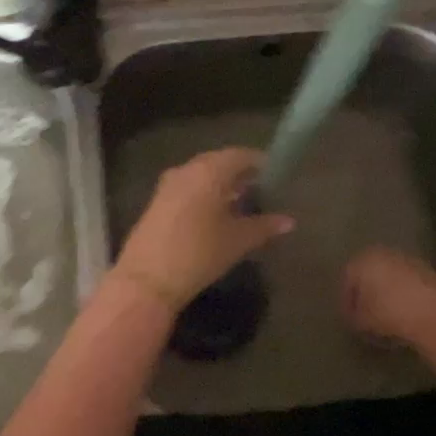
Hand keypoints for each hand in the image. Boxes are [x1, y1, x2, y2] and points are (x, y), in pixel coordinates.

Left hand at [113, 148, 294, 308]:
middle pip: (218, 163)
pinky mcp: (156, 203)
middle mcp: (186, 170)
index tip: (275, 176)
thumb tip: (288, 221)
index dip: (259, 163)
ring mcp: (167, 186)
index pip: (240, 155)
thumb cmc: (199, 254)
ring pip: (201, 176)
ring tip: (241, 205)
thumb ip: (264, 227)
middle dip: (239, 174)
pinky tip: (215, 216)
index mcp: (208, 171)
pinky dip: (204, 195)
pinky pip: (187, 189)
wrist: (147, 280)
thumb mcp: (237, 241)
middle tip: (260, 190)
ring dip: (220, 186)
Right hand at [342, 247, 435, 344]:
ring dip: (385, 294)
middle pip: (368, 274)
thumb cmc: (389, 312)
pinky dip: (402, 295)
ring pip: (389, 277)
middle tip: (365, 315)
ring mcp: (408, 260)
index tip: (349, 318)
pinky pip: (406, 283)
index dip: (346, 301)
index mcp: (362, 260)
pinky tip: (404, 313)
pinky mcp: (428, 270)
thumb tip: (355, 317)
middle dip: (366, 294)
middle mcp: (383, 253)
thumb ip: (353, 317)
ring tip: (385, 316)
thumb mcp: (362, 321)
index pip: (346, 279)